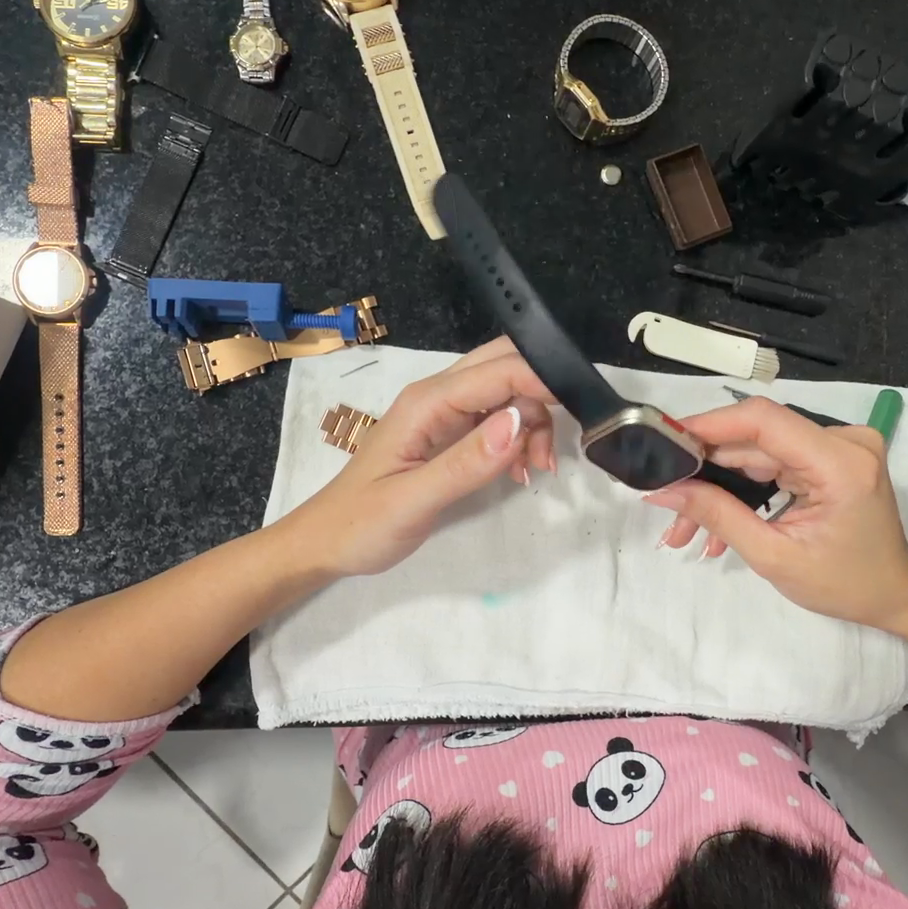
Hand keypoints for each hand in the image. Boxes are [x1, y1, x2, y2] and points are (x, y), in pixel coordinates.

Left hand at [277, 337, 557, 576]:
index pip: (498, 370)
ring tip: (536, 471)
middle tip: (556, 446)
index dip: (543, 382)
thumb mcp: (413, 501)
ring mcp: (445, 414)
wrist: (326, 543)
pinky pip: (498, 419)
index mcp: (427, 402)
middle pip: (505, 365)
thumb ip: (466, 463)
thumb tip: (518, 421)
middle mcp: (438, 397)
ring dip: (534, 422)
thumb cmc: (362, 524)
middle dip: (542, 395)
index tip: (581, 413)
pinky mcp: (451, 434)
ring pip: (508, 391)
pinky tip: (520, 473)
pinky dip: (521, 438)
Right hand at [644, 397, 907, 629]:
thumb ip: (718, 517)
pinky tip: (714, 518)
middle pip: (754, 438)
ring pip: (755, 451)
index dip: (709, 424)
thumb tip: (662, 491)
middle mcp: (842, 441)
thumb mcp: (774, 557)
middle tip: (663, 501)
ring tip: (684, 527)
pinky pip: (769, 461)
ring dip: (717, 484)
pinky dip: (739, 487)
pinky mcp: (826, 455)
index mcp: (840, 463)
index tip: (664, 441)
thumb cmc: (844, 584)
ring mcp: (836, 445)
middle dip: (704, 470)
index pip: (763, 420)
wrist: (894, 593)